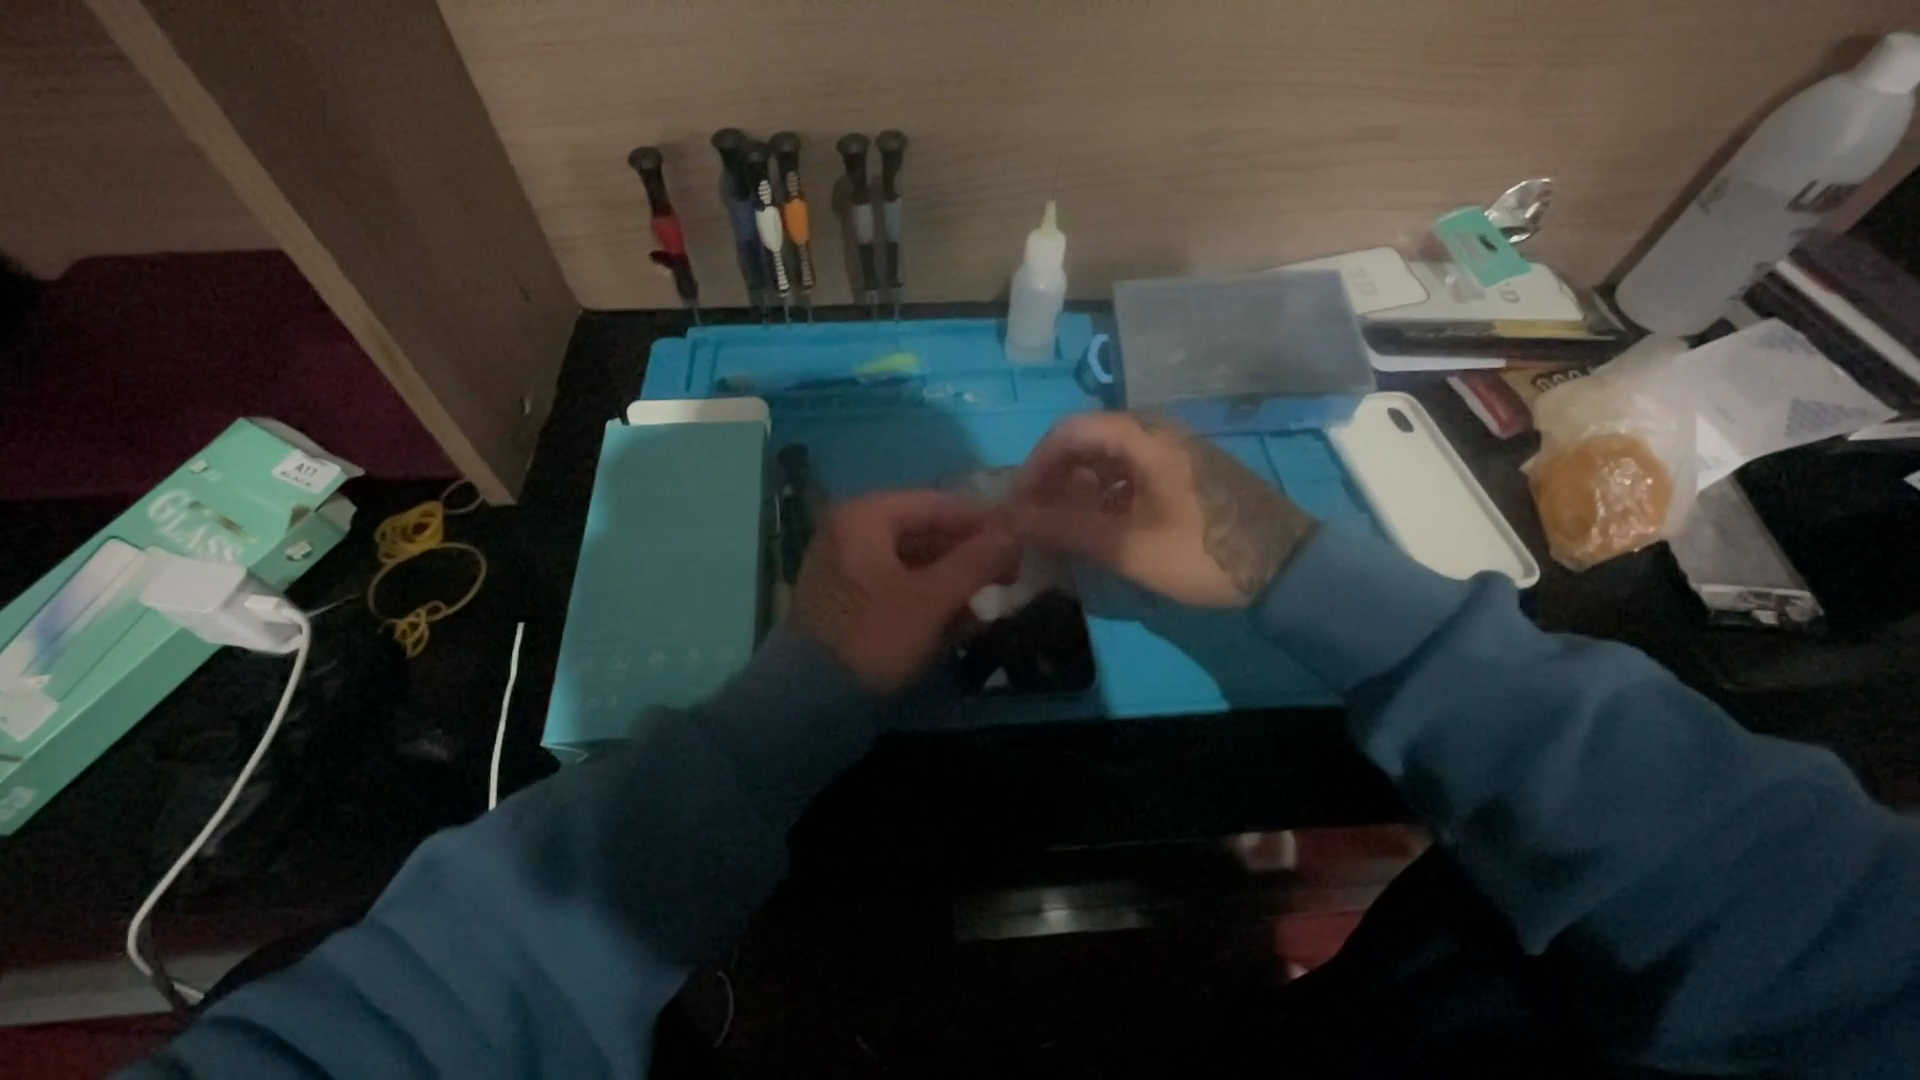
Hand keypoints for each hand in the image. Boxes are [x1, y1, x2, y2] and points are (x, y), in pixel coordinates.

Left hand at [791, 491, 1019, 694]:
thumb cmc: (874, 638)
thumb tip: (1015, 531)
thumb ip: (976, 561)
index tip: (1019, 542)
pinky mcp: (846, 601)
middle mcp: (849, 532)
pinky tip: (955, 625)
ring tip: (984, 607)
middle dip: (967, 557)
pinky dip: (927, 601)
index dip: (981, 522)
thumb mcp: (932, 600)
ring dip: (950, 583)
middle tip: (1007, 578)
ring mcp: (844, 568)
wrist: (809, 702)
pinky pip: (896, 587)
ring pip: (912, 563)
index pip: (935, 504)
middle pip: (923, 532)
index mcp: (863, 518)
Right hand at [1010, 412, 1316, 607]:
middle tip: (1037, 517)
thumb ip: (1066, 528)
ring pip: (1110, 460)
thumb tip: (1014, 518)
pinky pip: (1133, 474)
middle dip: (1055, 477)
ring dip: (1079, 489)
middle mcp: (1157, 434)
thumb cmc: (1202, 552)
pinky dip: (1106, 496)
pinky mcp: (1187, 475)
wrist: (1286, 567)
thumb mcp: (1127, 546)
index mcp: (1144, 439)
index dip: (1036, 464)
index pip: (1071, 431)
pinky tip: (1101, 528)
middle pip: (1089, 442)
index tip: (1019, 503)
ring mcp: (1175, 454)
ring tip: (1063, 527)